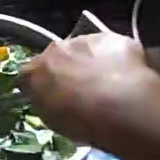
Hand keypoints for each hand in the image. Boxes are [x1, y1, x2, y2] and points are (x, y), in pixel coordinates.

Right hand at [24, 32, 159, 144]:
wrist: (119, 108)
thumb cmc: (81, 121)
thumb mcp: (52, 119)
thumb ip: (46, 101)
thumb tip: (51, 98)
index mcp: (33, 70)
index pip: (31, 73)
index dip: (45, 83)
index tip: (56, 95)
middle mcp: (53, 49)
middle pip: (58, 56)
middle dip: (68, 68)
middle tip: (85, 89)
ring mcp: (83, 41)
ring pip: (85, 49)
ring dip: (93, 62)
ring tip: (111, 84)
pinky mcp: (112, 39)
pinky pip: (113, 48)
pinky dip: (119, 59)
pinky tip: (129, 77)